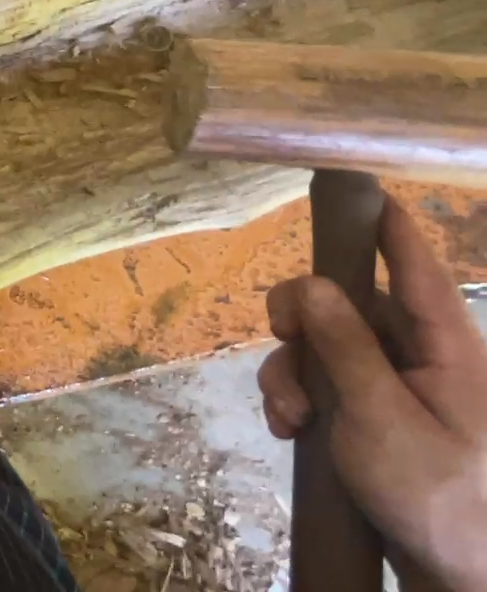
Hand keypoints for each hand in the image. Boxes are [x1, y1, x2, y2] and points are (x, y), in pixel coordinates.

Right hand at [258, 197, 486, 590]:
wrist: (459, 576)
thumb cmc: (440, 495)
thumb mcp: (384, 420)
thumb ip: (348, 349)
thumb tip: (313, 283)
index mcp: (452, 355)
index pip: (421, 276)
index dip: (393, 231)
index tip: (366, 189)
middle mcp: (424, 360)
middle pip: (346, 303)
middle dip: (300, 322)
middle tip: (282, 342)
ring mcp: (396, 386)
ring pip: (319, 344)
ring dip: (289, 373)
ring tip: (290, 416)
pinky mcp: (371, 410)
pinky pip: (316, 380)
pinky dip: (294, 398)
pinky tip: (291, 428)